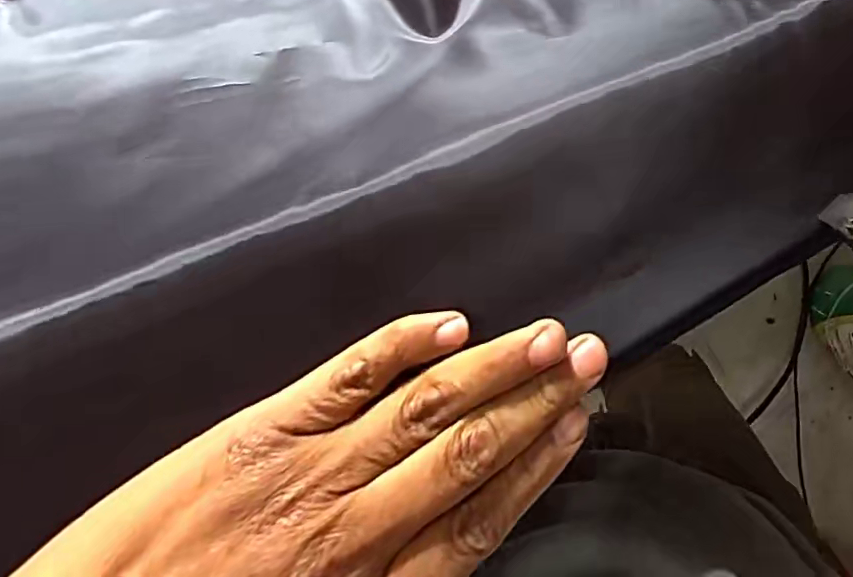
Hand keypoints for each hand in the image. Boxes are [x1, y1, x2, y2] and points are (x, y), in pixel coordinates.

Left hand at [14, 313, 607, 576]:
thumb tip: (469, 527)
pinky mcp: (262, 429)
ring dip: (494, 366)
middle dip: (537, 397)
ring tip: (548, 334)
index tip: (580, 414)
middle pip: (468, 448)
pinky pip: (345, 376)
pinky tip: (450, 325)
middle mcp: (350, 526)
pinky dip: (401, 346)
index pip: (480, 510)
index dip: (539, 459)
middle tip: (591, 353)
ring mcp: (307, 468)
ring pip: (424, 407)